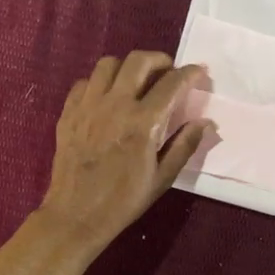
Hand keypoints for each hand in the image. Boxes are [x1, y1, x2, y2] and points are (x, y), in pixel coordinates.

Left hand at [36, 52, 213, 255]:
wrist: (76, 214)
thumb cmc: (123, 200)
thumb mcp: (162, 178)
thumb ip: (184, 145)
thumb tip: (206, 122)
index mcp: (142, 122)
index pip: (172, 83)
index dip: (190, 73)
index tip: (199, 72)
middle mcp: (114, 105)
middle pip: (138, 61)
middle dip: (159, 60)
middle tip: (167, 72)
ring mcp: (88, 106)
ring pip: (108, 64)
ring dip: (127, 67)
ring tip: (135, 80)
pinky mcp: (68, 112)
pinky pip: (84, 83)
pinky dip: (99, 82)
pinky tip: (107, 97)